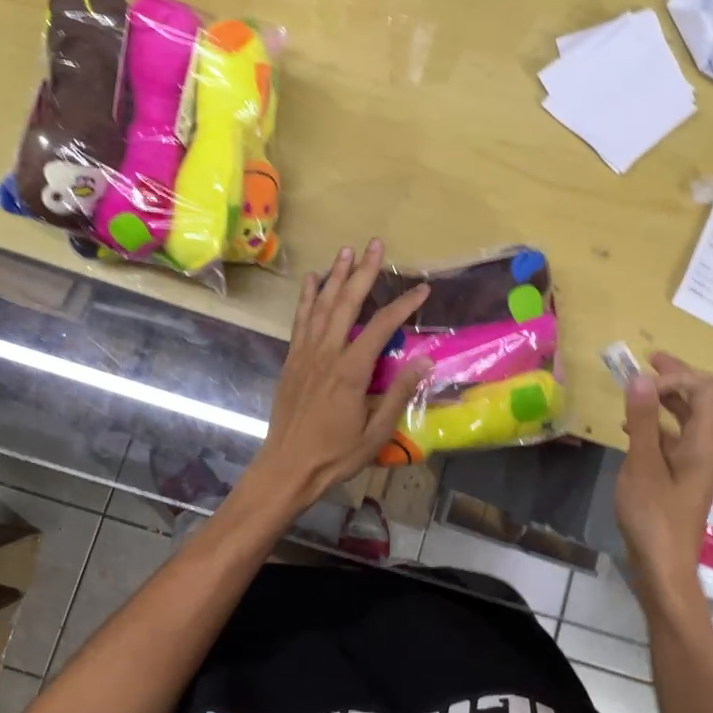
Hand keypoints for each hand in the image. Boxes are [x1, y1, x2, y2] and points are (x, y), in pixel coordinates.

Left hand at [241, 239, 430, 515]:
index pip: (382, 326)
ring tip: (347, 251)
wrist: (287, 467)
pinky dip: (307, 297)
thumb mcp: (376, 432)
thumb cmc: (335, 454)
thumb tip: (425, 361)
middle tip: (376, 245)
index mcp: (351, 370)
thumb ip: (399, 394)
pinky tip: (311, 279)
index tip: (423, 289)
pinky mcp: (292, 360)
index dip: (404, 305)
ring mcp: (305, 354)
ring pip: (321, 305)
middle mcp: (326, 353)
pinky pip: (300, 320)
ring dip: (335, 275)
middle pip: (347, 303)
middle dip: (364, 272)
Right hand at [617, 352, 712, 602]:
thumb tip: (639, 378)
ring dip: (664, 397)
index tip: (640, 385)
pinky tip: (631, 427)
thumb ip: (641, 421)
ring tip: (634, 388)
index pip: (703, 387)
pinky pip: (674, 436)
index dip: (674, 376)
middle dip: (674, 376)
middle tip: (645, 360)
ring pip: (686, 416)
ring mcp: (695, 461)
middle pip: (700, 397)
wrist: (664, 566)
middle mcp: (706, 446)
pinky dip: (656, 421)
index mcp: (705, 441)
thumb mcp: (642, 465)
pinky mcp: (681, 474)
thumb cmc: (654, 516)